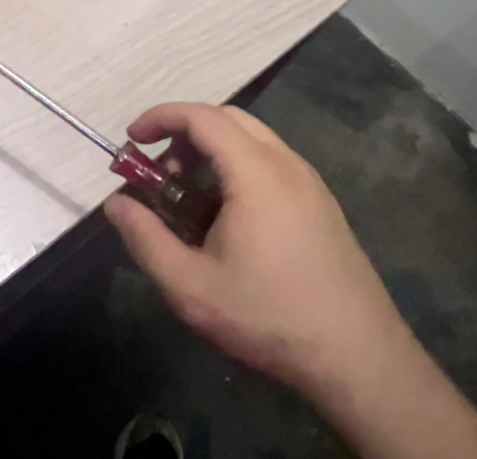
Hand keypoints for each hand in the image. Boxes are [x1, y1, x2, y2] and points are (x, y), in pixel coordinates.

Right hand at [104, 103, 416, 398]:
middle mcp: (288, 166)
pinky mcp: (322, 206)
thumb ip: (145, 238)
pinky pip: (271, 161)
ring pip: (252, 139)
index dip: (161, 117)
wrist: (361, 361)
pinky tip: (224, 213)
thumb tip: (114, 203)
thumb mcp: (191, 286)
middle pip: (228, 118)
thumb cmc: (270, 317)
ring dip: (211, 148)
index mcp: (257, 175)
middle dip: (183, 130)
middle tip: (157, 169)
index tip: (132, 139)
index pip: (202, 117)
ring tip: (186, 193)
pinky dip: (236, 165)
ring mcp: (311, 185)